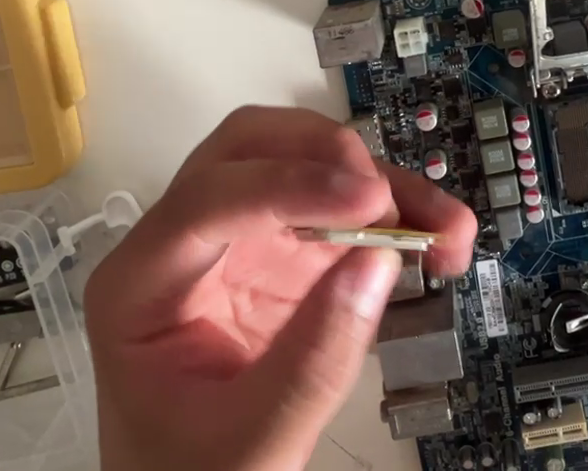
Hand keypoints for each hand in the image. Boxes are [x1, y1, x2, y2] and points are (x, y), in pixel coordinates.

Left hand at [85, 106, 477, 470]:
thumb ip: (311, 364)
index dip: (290, 187)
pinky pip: (343, 203)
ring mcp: (242, 235)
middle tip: (383, 199)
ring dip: (380, 180)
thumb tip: (380, 262)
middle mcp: (189, 238)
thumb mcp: (248, 445)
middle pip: (249, 147)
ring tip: (445, 227)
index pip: (208, 200)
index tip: (370, 204)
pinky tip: (441, 238)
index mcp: (142, 284)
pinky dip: (395, 211)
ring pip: (305, 159)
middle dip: (325, 156)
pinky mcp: (289, 247)